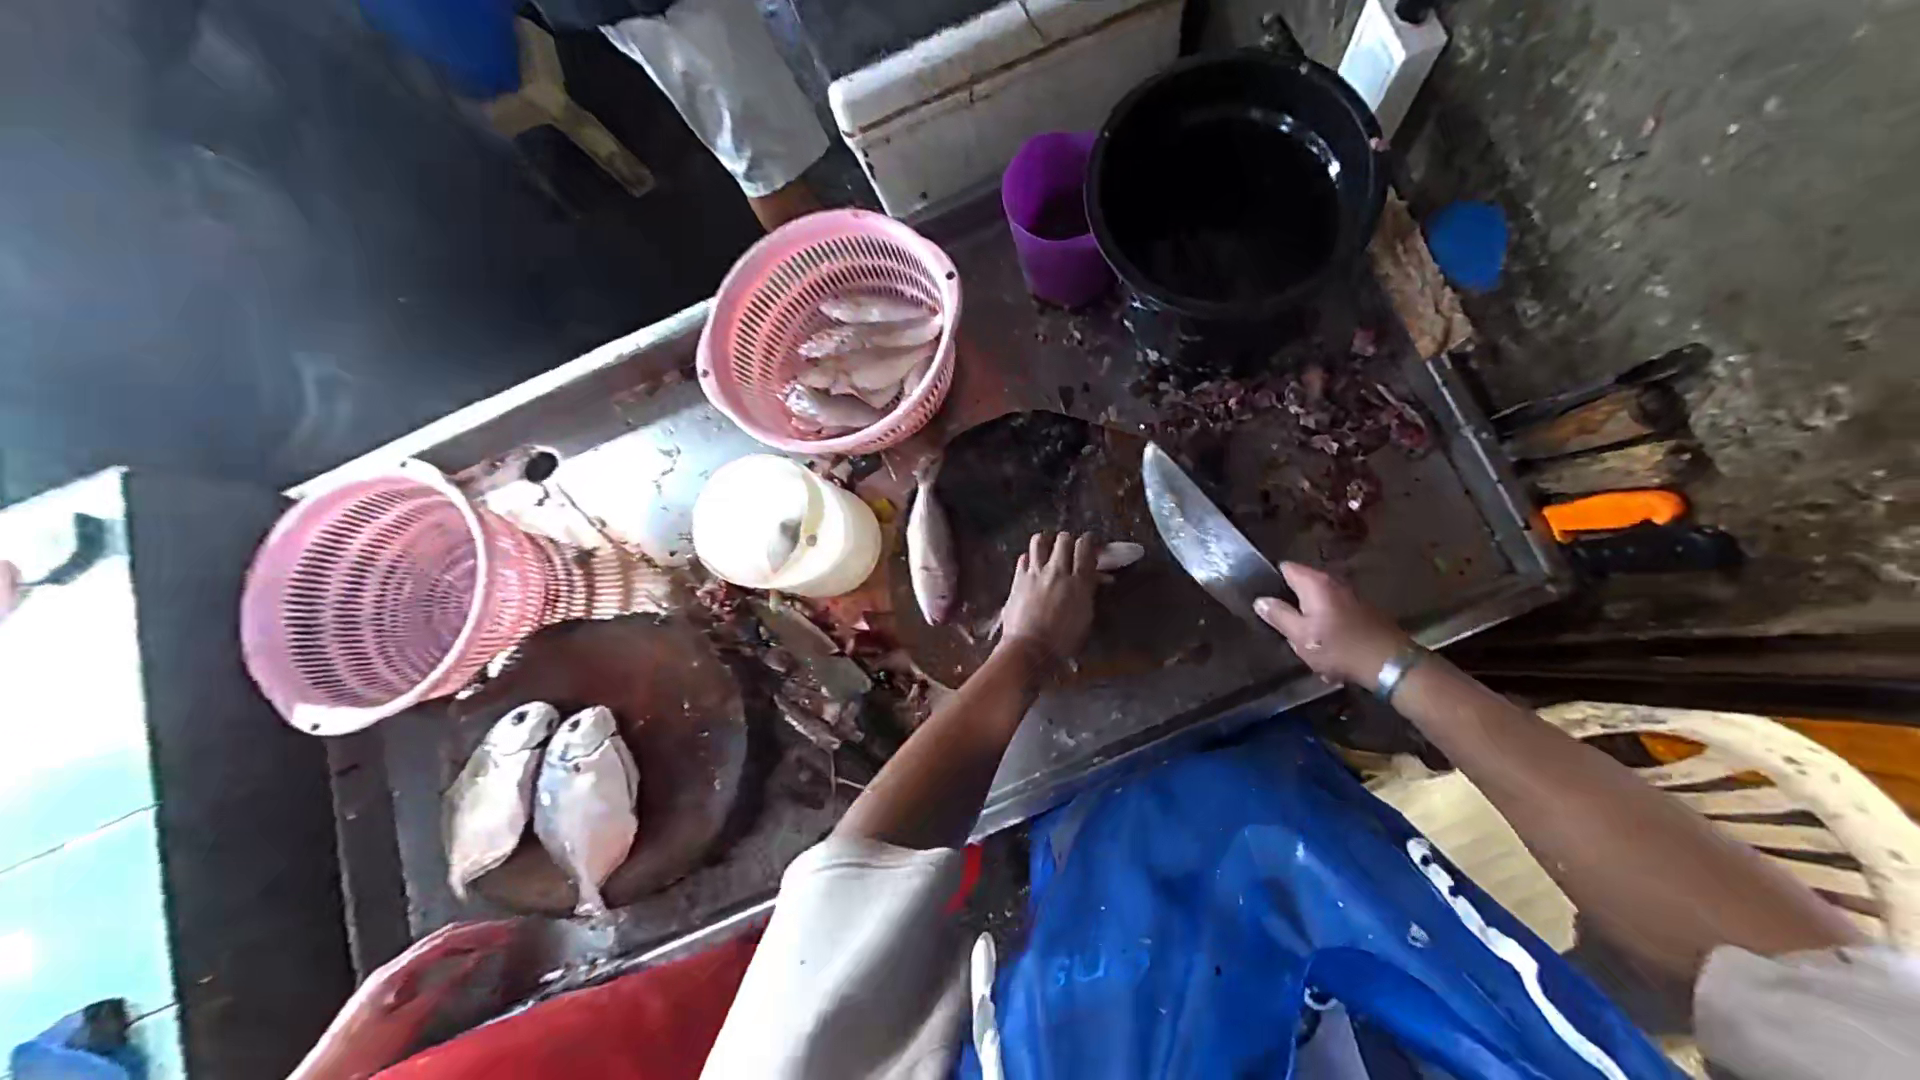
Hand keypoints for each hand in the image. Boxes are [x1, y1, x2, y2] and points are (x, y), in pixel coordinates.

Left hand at [290, 921, 518, 1079]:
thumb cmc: (360, 1057)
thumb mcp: (409, 1022)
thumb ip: (444, 987)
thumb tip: (477, 959)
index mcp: (395, 971)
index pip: (447, 938)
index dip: (480, 931)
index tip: (507, 929)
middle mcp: (391, 970)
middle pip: (440, 939)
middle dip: (476, 931)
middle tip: (506, 931)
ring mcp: (387, 981)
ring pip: (434, 949)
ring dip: (465, 942)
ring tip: (493, 942)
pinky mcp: (387, 994)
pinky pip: (427, 964)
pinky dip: (452, 957)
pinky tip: (464, 964)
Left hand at [998, 532, 1100, 666]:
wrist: (1030, 648)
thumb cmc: (1062, 640)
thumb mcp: (1085, 617)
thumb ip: (1089, 593)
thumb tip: (1094, 578)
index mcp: (1079, 582)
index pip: (1086, 547)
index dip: (1090, 540)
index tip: (1091, 543)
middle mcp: (1058, 572)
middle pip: (1064, 539)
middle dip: (1069, 540)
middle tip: (1070, 548)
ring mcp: (1036, 573)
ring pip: (1040, 541)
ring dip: (1046, 541)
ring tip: (1049, 548)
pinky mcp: (1018, 579)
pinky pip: (1023, 558)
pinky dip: (1030, 558)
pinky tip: (1032, 565)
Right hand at [1254, 562, 1411, 689]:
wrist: (1391, 665)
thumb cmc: (1339, 648)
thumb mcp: (1299, 635)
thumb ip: (1278, 615)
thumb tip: (1260, 600)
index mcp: (1315, 584)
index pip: (1286, 568)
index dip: (1271, 578)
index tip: (1262, 595)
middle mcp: (1335, 583)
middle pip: (1303, 585)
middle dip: (1291, 601)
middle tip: (1279, 622)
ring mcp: (1352, 597)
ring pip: (1320, 602)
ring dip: (1310, 618)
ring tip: (1301, 638)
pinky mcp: (1364, 612)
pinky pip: (1335, 615)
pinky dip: (1328, 626)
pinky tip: (1326, 646)